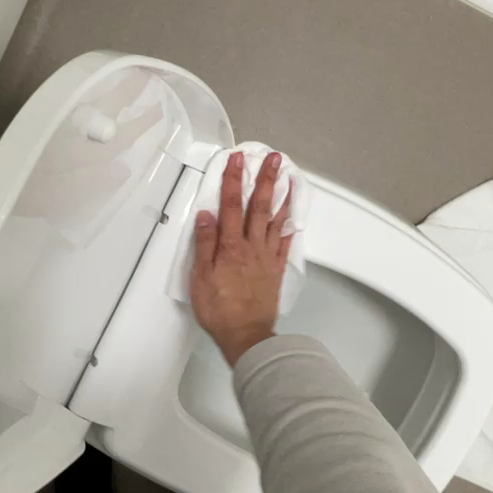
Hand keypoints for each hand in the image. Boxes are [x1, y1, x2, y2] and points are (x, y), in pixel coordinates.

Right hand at [191, 151, 292, 365]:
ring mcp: (267, 257)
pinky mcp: (276, 270)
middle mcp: (251, 246)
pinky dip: (289, 226)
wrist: (245, 335)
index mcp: (230, 246)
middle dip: (264, 179)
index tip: (237, 159)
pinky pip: (285, 243)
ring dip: (281, 196)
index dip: (232, 180)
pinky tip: (292, 216)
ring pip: (276, 220)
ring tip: (288, 177)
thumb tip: (206, 215)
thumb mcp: (200, 278)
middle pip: (258, 206)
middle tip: (273, 157)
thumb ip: (204, 244)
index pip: (230, 206)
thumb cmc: (218, 309)